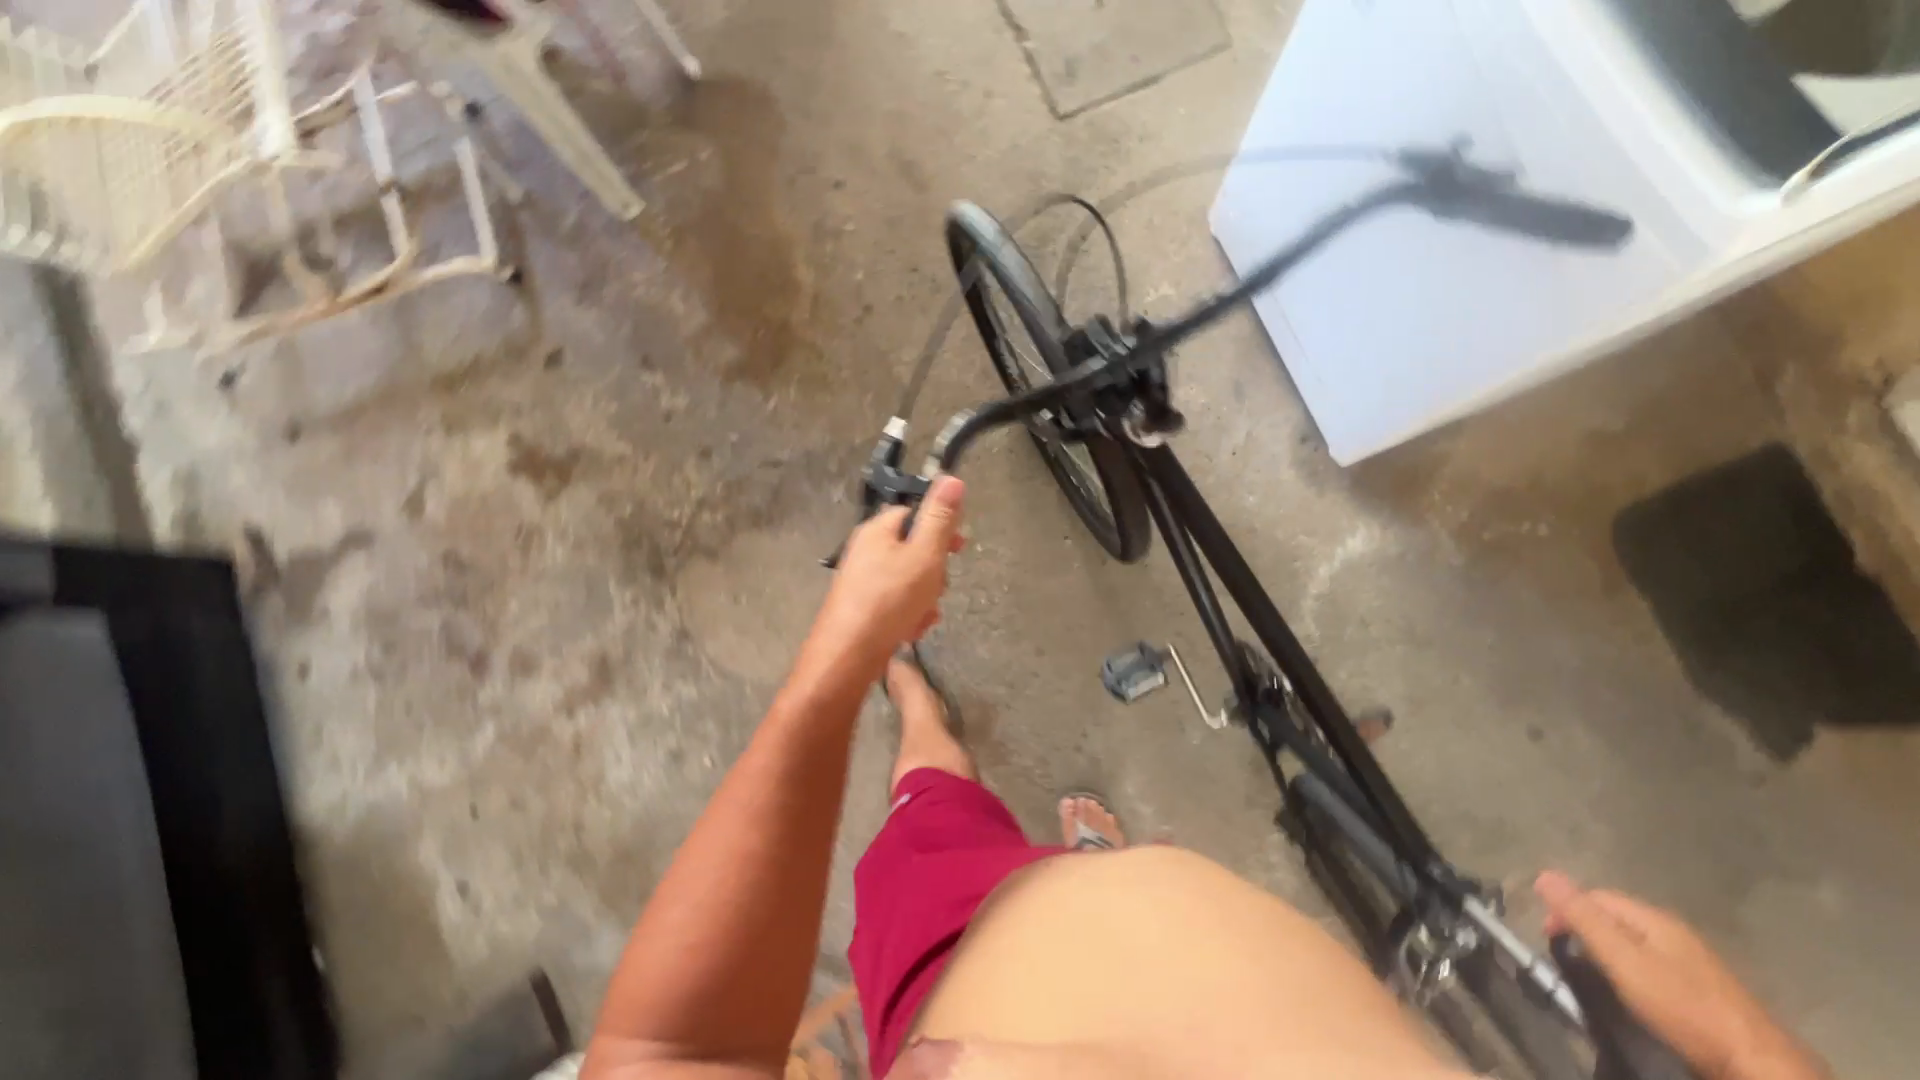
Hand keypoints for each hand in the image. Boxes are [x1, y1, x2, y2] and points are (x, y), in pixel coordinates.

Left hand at [809, 476, 965, 663]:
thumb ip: (939, 519)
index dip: (940, 528)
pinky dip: (909, 615)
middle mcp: (866, 551)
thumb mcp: (924, 555)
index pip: (914, 513)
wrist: (848, 654)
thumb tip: (952, 477)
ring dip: (924, 597)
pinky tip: (912, 630)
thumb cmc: (889, 600)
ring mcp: (863, 581)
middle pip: (914, 549)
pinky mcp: (863, 608)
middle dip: (934, 570)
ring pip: (909, 580)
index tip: (959, 547)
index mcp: (878, 530)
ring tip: (923, 614)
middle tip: (937, 587)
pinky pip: (896, 603)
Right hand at [1535, 872, 1830, 1079]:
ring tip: (1592, 972)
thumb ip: (1584, 919)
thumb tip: (1544, 874)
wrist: (1754, 1060)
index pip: (1596, 896)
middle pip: (1616, 915)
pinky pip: (1651, 962)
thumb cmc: (1681, 1005)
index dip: (1565, 909)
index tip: (1546, 938)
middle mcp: (1673, 931)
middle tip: (1565, 957)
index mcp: (1653, 919)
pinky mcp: (1701, 986)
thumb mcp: (1623, 960)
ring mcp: (1691, 959)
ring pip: (1634, 940)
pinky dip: (1629, 967)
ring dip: (1605, 947)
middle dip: (1584, 927)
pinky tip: (1631, 988)